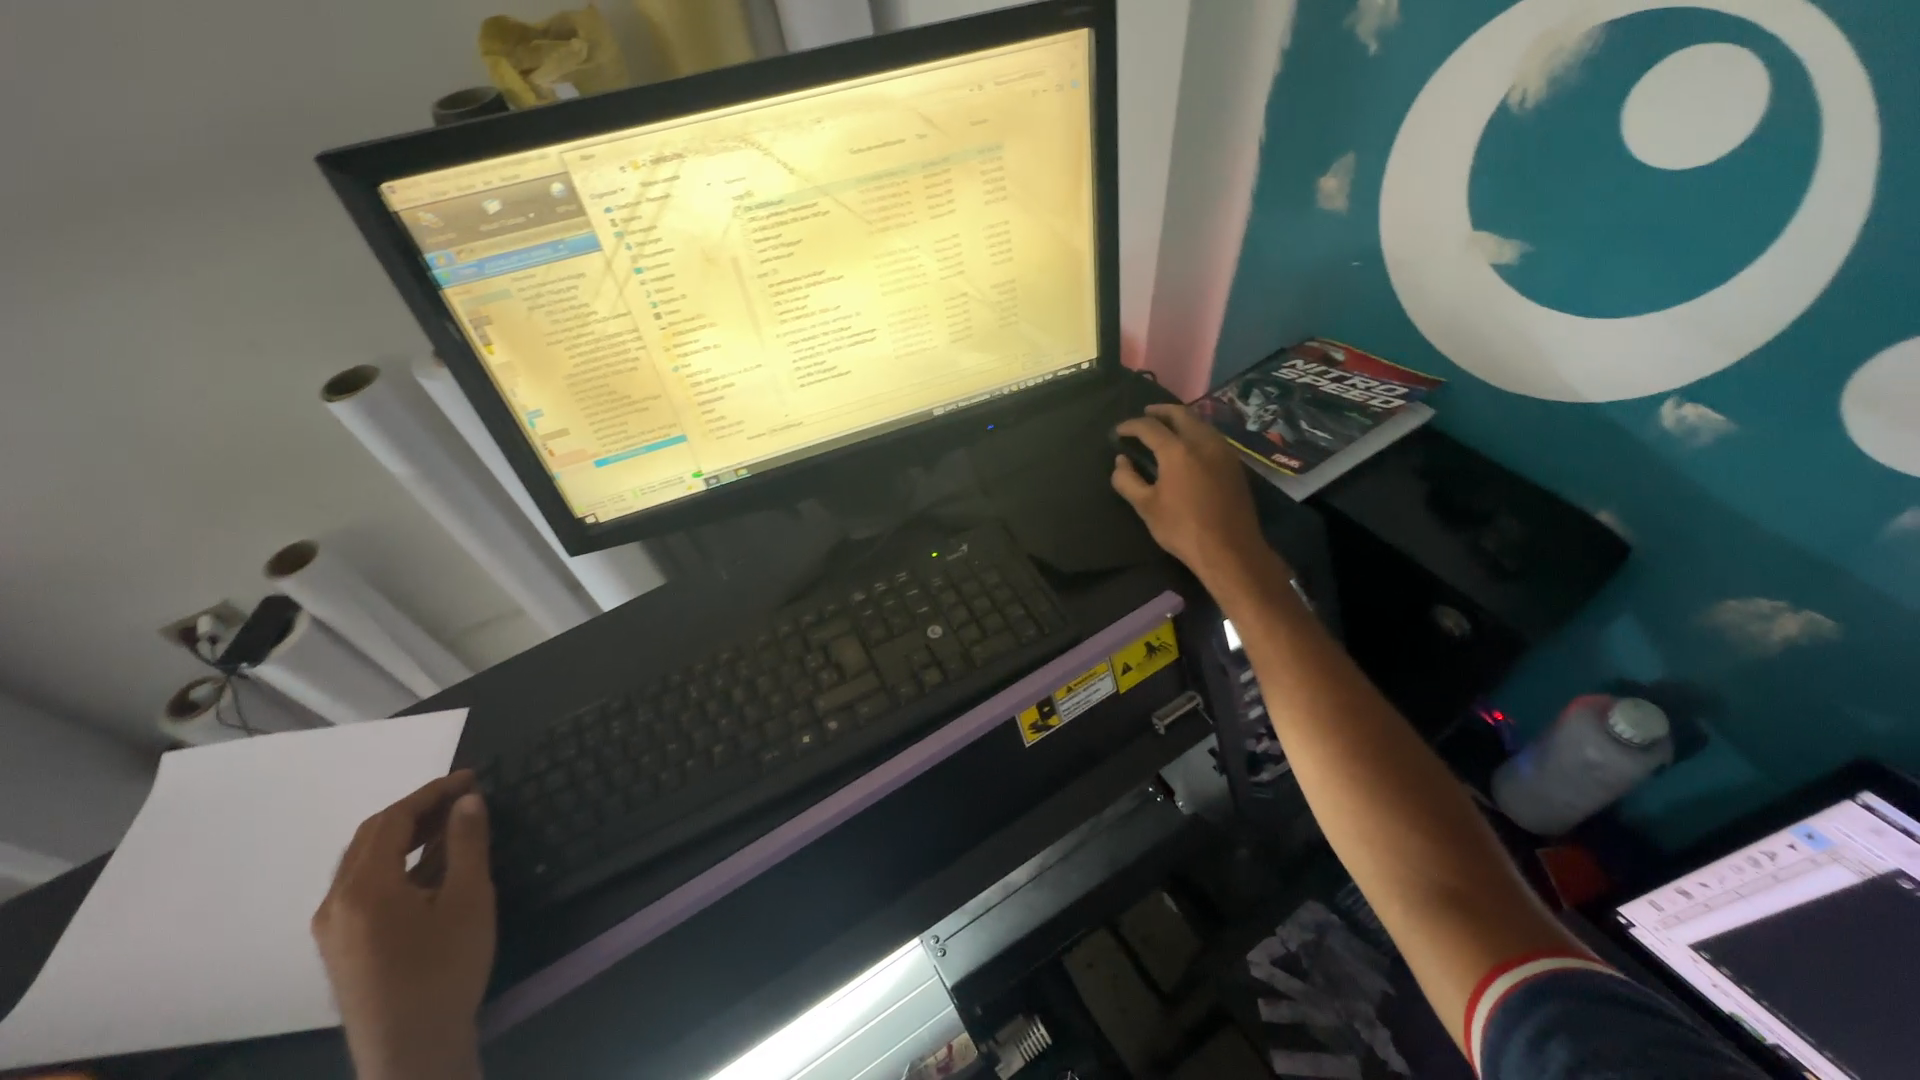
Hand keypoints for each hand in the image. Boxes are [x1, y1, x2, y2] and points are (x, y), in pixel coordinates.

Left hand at [312, 772, 494, 1079]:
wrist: (411, 1051)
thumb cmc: (444, 971)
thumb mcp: (468, 901)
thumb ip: (467, 845)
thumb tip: (467, 801)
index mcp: (363, 887)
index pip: (393, 820)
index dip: (432, 792)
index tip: (472, 778)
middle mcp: (335, 902)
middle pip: (372, 838)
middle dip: (418, 811)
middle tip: (464, 798)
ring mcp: (332, 928)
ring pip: (364, 863)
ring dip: (406, 837)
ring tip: (452, 827)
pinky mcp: (340, 948)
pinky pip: (363, 887)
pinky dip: (396, 865)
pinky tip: (429, 871)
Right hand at [1111, 404, 1276, 582]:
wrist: (1229, 549)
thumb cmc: (1182, 528)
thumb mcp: (1146, 507)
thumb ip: (1128, 480)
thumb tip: (1120, 461)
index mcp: (1177, 450)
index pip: (1149, 427)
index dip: (1131, 426)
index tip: (1119, 431)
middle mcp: (1203, 442)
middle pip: (1180, 414)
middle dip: (1160, 412)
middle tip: (1145, 415)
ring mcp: (1223, 451)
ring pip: (1200, 423)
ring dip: (1180, 420)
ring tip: (1166, 427)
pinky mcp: (1234, 464)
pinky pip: (1212, 436)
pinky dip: (1196, 432)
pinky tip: (1188, 445)